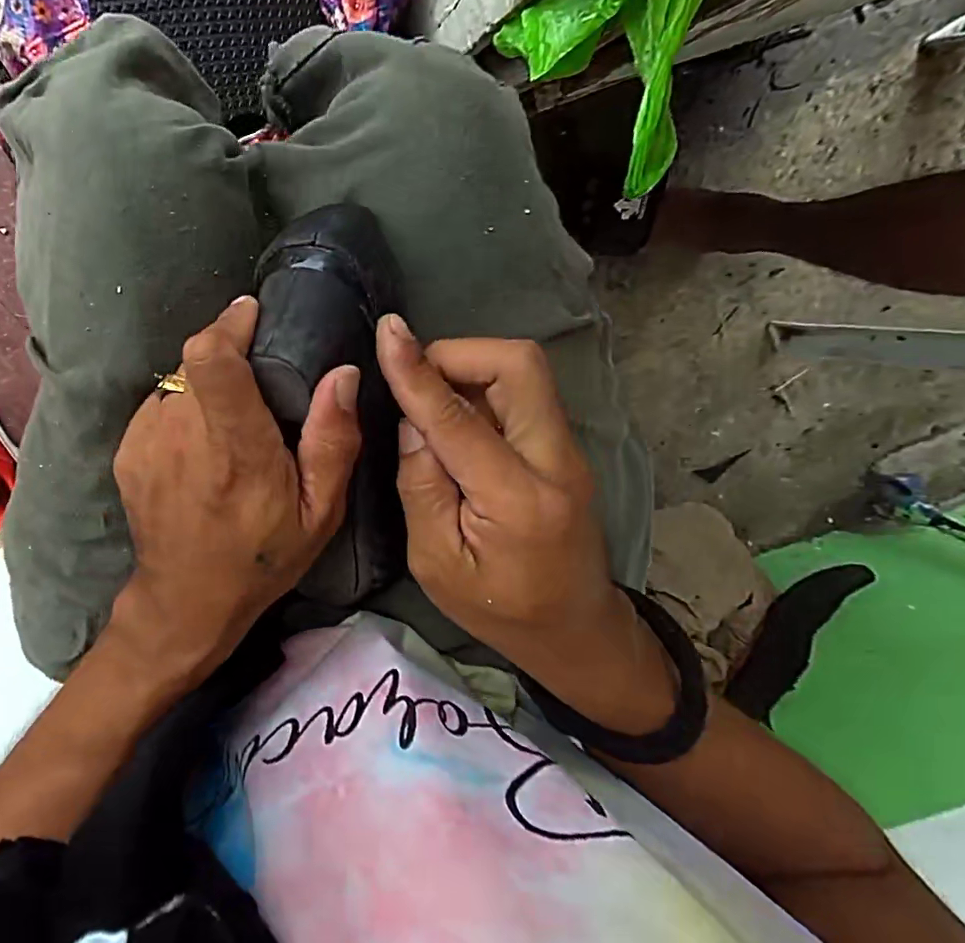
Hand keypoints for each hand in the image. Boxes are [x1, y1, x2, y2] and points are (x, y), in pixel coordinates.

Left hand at [108, 296, 362, 683]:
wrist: (184, 599)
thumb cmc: (260, 557)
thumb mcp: (319, 512)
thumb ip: (333, 439)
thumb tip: (343, 373)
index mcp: (235, 448)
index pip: (212, 360)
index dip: (229, 324)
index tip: (251, 314)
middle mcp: (181, 434)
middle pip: (196, 360)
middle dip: (227, 357)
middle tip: (254, 390)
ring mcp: (146, 440)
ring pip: (178, 381)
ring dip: (204, 388)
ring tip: (226, 428)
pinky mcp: (126, 449)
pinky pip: (159, 404)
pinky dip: (181, 411)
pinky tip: (196, 450)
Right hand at [373, 314, 616, 654]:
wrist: (577, 632)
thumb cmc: (498, 610)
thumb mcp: (435, 562)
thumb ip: (420, 485)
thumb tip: (411, 420)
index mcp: (518, 500)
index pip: (459, 417)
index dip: (418, 371)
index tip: (387, 332)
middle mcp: (555, 461)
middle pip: (517, 364)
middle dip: (455, 353)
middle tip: (413, 380)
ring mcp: (567, 450)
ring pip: (523, 370)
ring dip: (468, 368)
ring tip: (427, 400)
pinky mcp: (563, 447)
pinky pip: (522, 392)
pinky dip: (480, 387)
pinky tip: (453, 418)